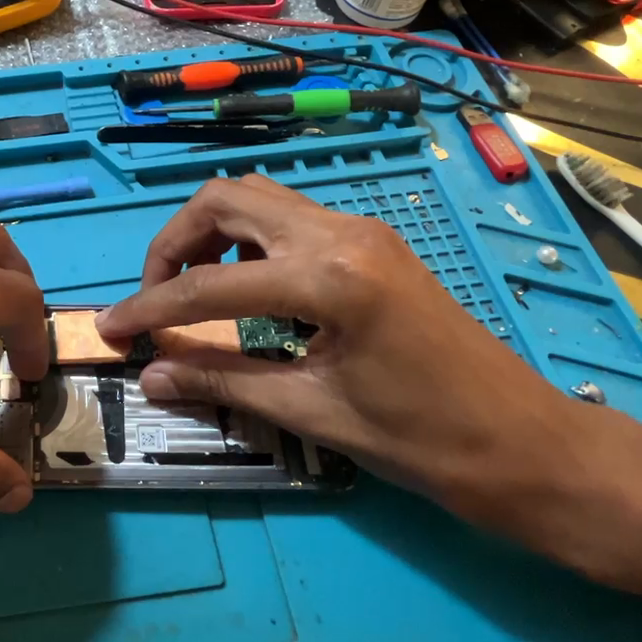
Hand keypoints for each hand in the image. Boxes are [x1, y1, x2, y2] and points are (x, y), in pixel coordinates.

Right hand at [96, 175, 588, 522]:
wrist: (531, 445)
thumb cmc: (428, 442)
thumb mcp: (314, 413)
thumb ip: (223, 382)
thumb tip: (150, 377)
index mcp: (328, 277)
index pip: (209, 283)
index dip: (149, 309)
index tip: (110, 330)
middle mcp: (339, 232)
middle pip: (225, 199)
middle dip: (173, 244)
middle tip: (155, 299)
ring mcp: (359, 228)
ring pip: (257, 196)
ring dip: (210, 233)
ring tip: (194, 290)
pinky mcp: (371, 239)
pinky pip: (289, 215)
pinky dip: (249, 238)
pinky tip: (249, 286)